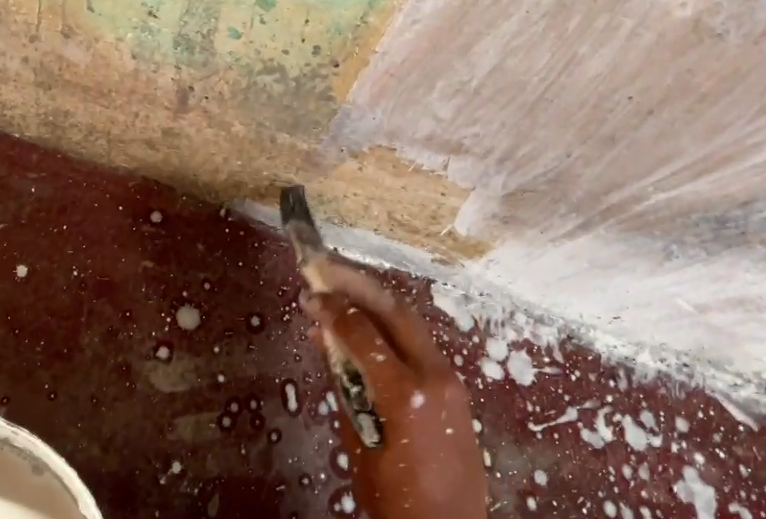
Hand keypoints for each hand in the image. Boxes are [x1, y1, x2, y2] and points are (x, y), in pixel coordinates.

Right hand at [304, 261, 485, 518]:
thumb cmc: (396, 501)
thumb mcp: (359, 445)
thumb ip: (344, 387)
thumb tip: (324, 339)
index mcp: (406, 394)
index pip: (362, 332)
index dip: (332, 308)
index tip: (310, 292)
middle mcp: (434, 375)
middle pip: (393, 309)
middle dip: (356, 285)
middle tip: (324, 270)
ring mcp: (450, 379)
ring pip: (410, 321)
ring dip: (374, 301)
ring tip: (341, 288)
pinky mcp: (455, 387)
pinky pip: (419, 343)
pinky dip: (390, 327)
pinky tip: (366, 325)